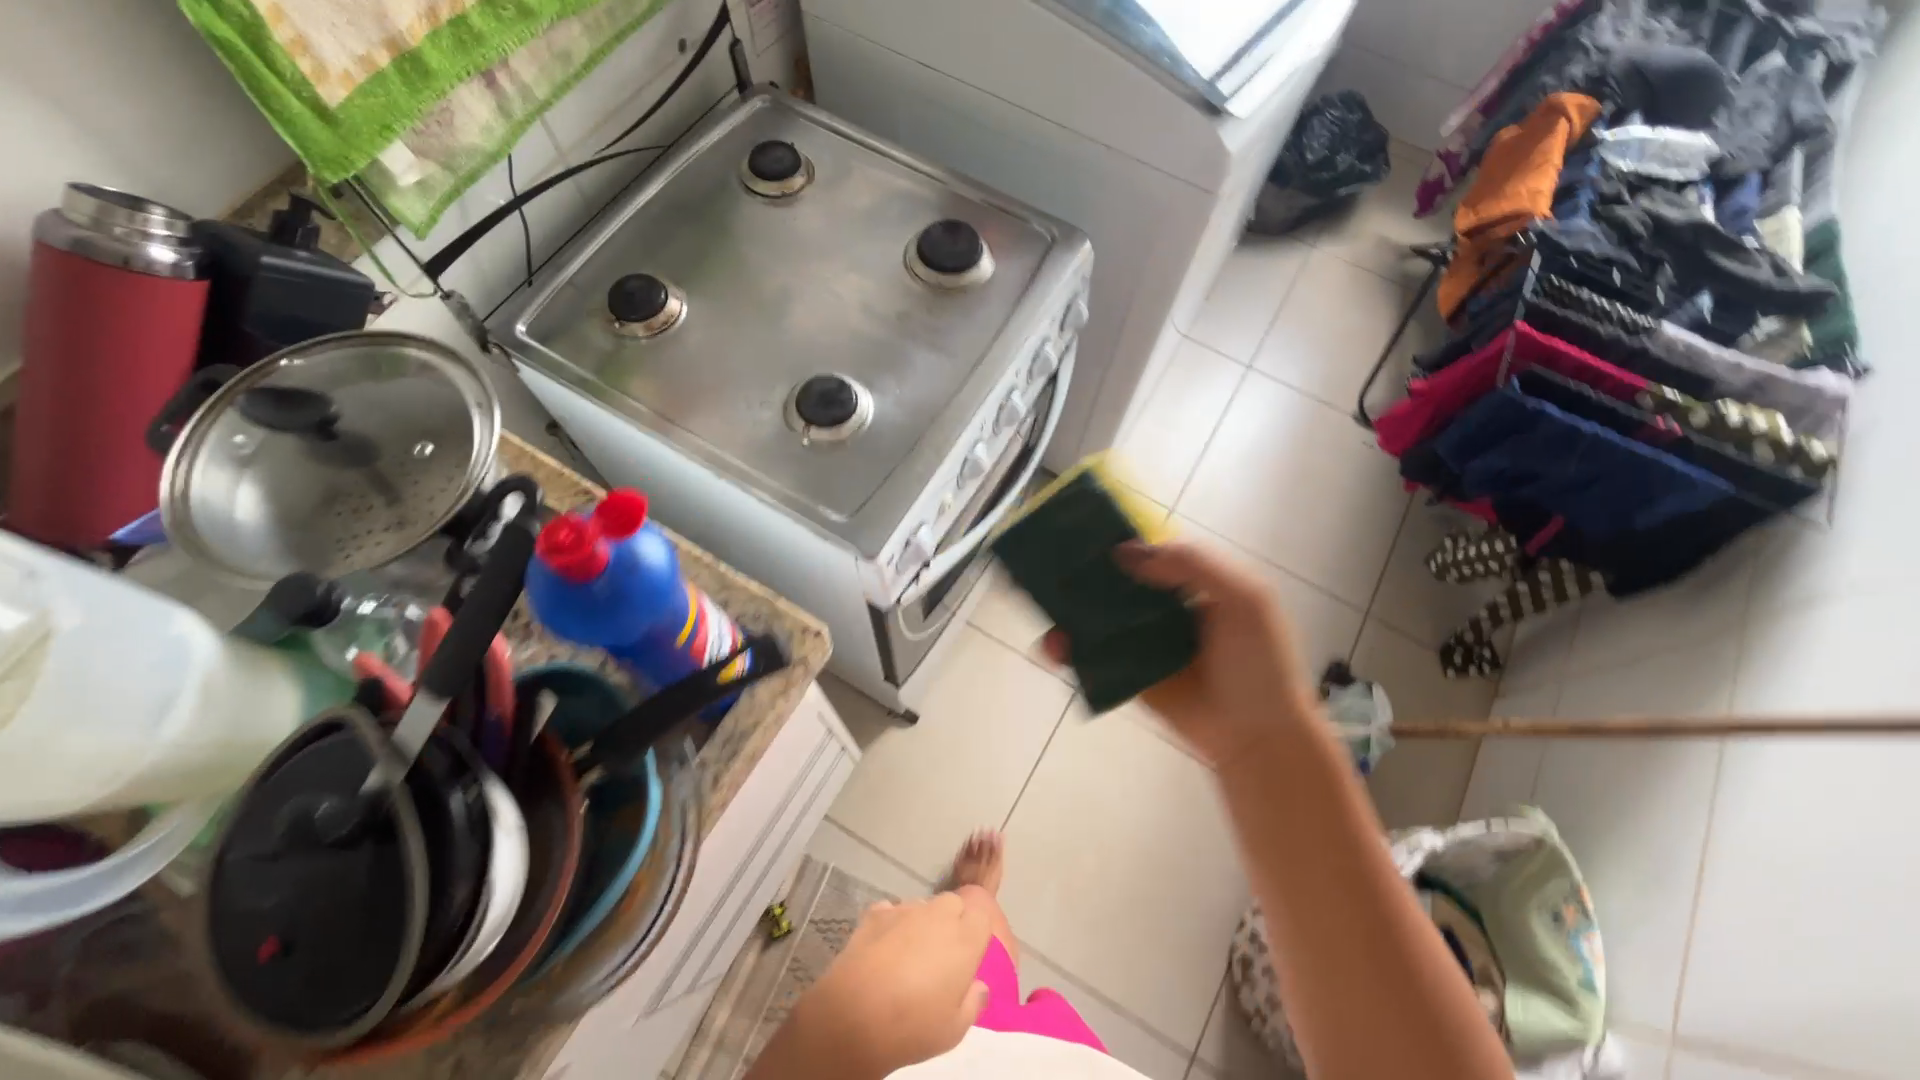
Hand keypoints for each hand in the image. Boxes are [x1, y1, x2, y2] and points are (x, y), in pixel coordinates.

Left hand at [751, 893, 992, 1079]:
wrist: (855, 1016)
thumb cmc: (913, 1025)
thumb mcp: (954, 1029)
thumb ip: (973, 1002)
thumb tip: (978, 986)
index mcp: (965, 939)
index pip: (981, 914)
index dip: (975, 930)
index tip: (968, 953)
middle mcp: (938, 915)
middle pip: (952, 904)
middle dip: (950, 922)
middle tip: (940, 955)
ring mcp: (904, 910)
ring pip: (921, 906)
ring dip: (920, 922)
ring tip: (907, 953)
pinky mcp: (874, 914)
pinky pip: (890, 910)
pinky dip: (890, 923)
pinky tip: (882, 948)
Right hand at [1044, 540, 1319, 764]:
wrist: (1257, 737)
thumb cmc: (1259, 664)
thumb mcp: (1244, 599)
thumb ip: (1194, 564)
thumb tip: (1125, 552)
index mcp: (1192, 581)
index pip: (1147, 550)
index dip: (1115, 538)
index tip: (1076, 529)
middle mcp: (1163, 607)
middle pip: (1113, 581)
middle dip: (1078, 572)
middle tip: (1042, 566)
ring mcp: (1142, 643)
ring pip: (1095, 618)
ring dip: (1065, 611)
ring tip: (1040, 610)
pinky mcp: (1127, 676)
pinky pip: (1091, 658)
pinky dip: (1067, 651)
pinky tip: (1054, 648)